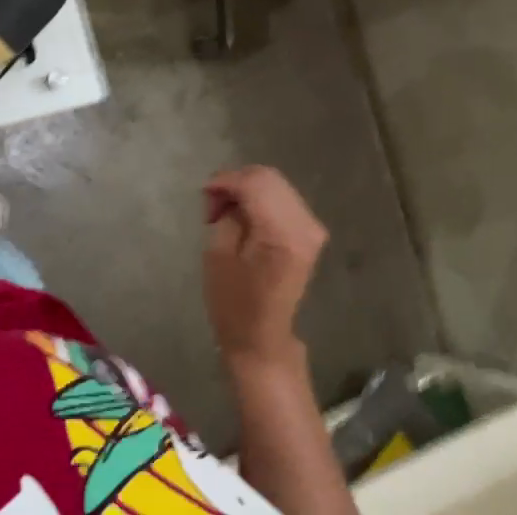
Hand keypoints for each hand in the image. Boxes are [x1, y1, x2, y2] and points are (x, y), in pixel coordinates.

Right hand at [203, 166, 328, 367]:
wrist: (262, 338)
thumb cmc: (233, 304)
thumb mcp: (218, 256)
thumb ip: (227, 216)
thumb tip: (230, 194)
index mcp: (282, 234)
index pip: (254, 183)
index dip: (226, 181)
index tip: (204, 194)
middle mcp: (305, 226)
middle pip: (268, 178)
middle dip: (236, 183)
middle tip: (213, 206)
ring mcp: (312, 229)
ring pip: (275, 184)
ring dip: (247, 190)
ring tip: (226, 213)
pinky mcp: (310, 233)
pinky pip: (283, 198)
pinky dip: (260, 199)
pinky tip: (244, 217)